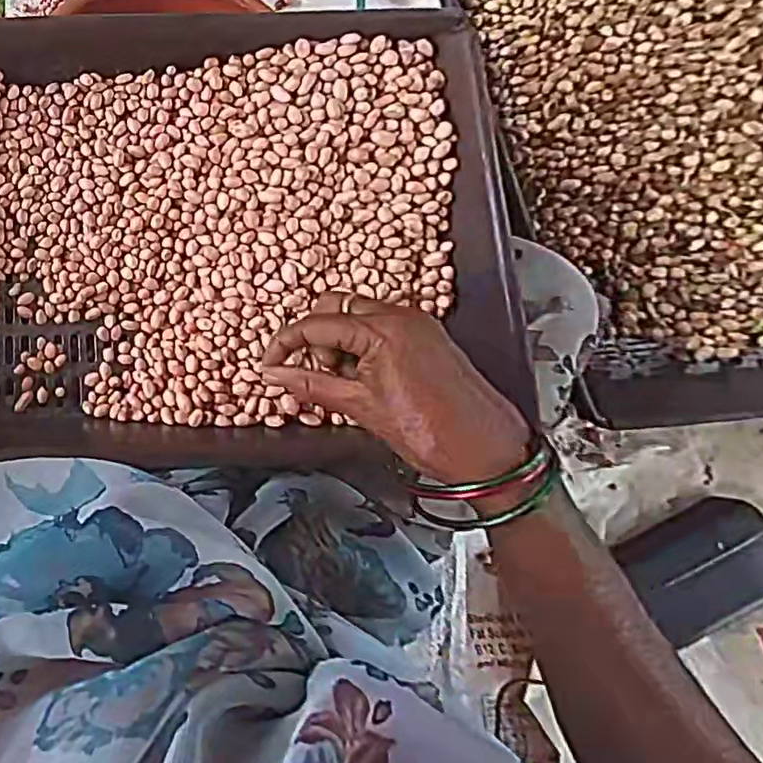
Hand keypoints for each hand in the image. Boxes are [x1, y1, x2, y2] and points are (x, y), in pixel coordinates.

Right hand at [259, 293, 530, 483]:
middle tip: (307, 370)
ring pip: (355, 314)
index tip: (271, 363)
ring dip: (335, 340)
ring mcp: (417, 324)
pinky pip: (379, 325)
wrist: (491, 455)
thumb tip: (275, 374)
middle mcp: (401, 317)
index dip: (284, 345)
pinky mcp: (427, 335)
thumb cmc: (436, 434)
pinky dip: (359, 343)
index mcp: (381, 331)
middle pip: (332, 308)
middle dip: (312, 338)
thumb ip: (309, 384)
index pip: (313, 325)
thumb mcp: (358, 407)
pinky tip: (360, 375)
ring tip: (339, 379)